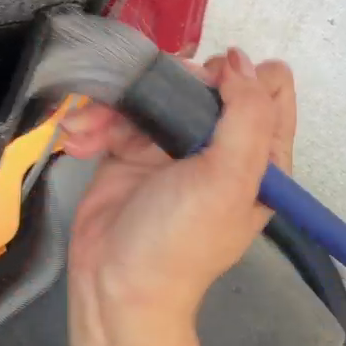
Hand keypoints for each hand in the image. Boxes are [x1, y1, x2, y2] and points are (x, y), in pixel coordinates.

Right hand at [58, 48, 295, 334]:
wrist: (114, 286)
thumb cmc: (180, 240)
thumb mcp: (229, 180)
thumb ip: (246, 115)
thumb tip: (240, 59)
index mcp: (259, 155)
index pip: (268, 88)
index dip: (239, 78)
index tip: (207, 94)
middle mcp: (218, 145)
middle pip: (203, 80)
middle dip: (168, 85)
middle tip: (148, 108)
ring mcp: (171, 146)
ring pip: (153, 92)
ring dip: (115, 105)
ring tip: (88, 129)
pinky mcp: (128, 150)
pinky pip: (116, 115)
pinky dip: (93, 122)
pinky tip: (77, 140)